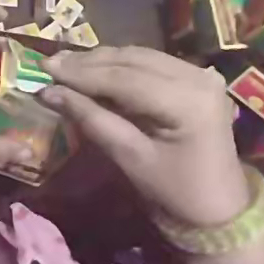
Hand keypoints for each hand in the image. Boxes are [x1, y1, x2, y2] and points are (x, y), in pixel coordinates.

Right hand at [39, 47, 250, 228]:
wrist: (218, 208)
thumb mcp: (129, 157)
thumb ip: (92, 120)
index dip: (81, 72)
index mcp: (187, 101)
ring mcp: (201, 74)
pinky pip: (151, 63)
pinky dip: (120, 65)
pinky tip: (94, 69)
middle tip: (50, 63)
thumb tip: (50, 93)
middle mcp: (198, 77)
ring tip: (66, 65)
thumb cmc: (173, 190)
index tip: (45, 68)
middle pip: (133, 60)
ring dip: (102, 60)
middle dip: (88, 62)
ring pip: (140, 56)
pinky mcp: (197, 78)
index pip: (125, 78)